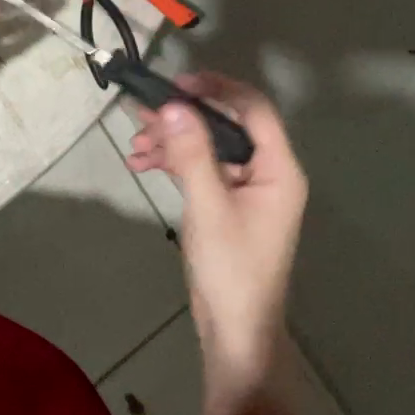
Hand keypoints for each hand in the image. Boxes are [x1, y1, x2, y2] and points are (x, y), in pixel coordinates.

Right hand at [124, 73, 306, 388]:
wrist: (235, 331)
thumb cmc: (231, 270)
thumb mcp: (208, 207)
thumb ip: (192, 154)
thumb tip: (173, 105)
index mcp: (278, 169)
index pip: (253, 109)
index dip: (217, 88)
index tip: (177, 83)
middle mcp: (266, 172)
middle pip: (225, 124)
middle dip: (184, 117)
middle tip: (144, 113)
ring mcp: (246, 188)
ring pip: (208, 145)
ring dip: (172, 140)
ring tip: (136, 143)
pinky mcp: (227, 203)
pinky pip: (200, 168)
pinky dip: (173, 162)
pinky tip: (141, 162)